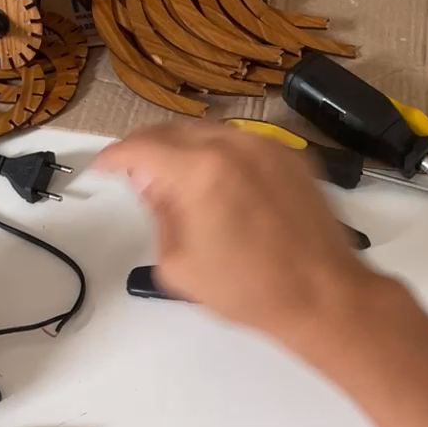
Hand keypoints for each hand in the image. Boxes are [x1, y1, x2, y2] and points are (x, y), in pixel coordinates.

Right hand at [97, 121, 385, 344]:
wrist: (323, 296)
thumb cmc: (254, 290)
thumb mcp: (179, 264)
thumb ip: (158, 215)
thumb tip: (150, 185)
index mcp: (202, 172)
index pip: (142, 148)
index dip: (115, 156)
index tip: (105, 165)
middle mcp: (236, 147)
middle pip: (175, 130)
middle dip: (148, 149)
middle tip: (135, 172)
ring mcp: (269, 148)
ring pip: (210, 132)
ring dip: (185, 149)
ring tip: (176, 181)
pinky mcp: (293, 158)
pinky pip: (244, 142)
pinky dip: (221, 154)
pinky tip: (218, 183)